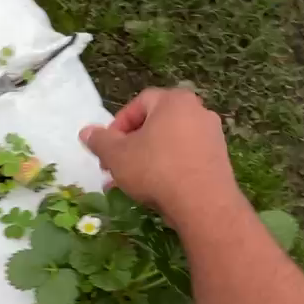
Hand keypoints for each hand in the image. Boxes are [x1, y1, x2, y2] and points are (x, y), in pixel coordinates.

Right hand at [79, 88, 243, 228]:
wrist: (201, 201)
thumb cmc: (154, 169)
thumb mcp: (116, 155)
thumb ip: (99, 140)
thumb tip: (86, 131)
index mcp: (173, 101)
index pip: (139, 103)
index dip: (117, 125)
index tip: (106, 147)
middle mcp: (197, 111)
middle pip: (154, 123)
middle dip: (129, 145)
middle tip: (114, 166)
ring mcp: (211, 134)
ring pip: (168, 142)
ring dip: (145, 158)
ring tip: (128, 182)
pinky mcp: (218, 157)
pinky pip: (183, 156)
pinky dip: (166, 167)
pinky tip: (152, 188)